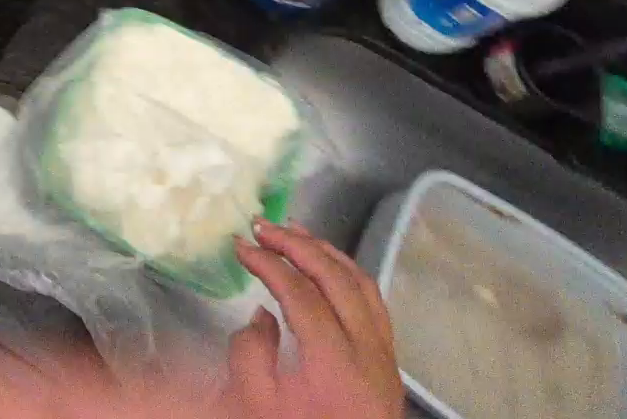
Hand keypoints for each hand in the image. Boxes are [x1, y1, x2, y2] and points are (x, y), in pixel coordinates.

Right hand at [228, 218, 403, 418]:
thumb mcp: (253, 403)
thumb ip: (250, 351)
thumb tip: (264, 315)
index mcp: (334, 365)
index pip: (299, 292)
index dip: (266, 262)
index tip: (238, 245)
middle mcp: (368, 354)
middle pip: (335, 277)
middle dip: (295, 244)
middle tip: (261, 226)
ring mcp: (384, 358)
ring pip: (361, 284)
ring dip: (325, 252)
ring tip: (292, 232)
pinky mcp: (389, 365)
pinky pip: (373, 302)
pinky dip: (346, 273)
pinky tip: (325, 265)